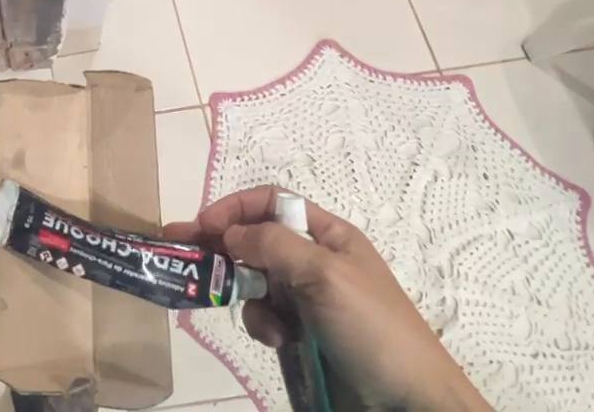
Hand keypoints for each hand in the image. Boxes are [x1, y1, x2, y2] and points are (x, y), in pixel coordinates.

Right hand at [166, 188, 491, 411]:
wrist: (411, 407)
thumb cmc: (373, 330)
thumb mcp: (324, 275)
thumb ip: (272, 244)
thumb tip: (229, 233)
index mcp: (329, 236)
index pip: (270, 202)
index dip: (235, 208)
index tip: (203, 226)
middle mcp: (315, 260)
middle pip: (255, 239)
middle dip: (223, 246)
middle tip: (183, 253)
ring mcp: (308, 299)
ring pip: (255, 280)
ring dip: (246, 294)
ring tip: (262, 321)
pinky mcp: (303, 334)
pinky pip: (264, 315)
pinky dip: (261, 323)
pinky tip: (276, 340)